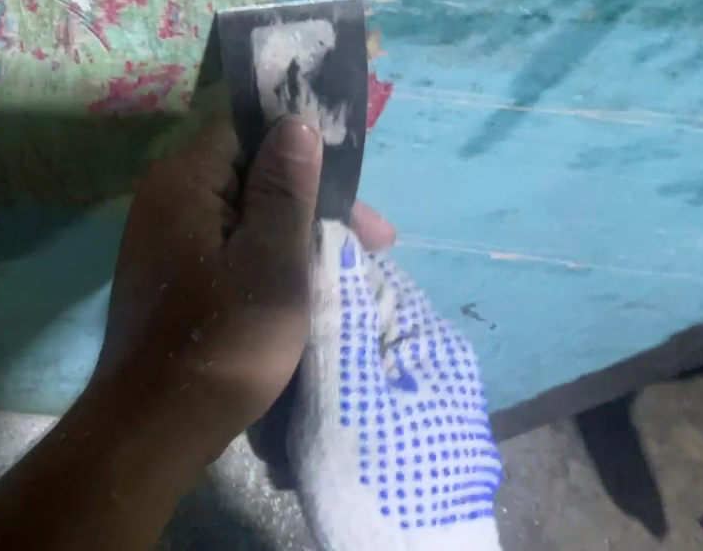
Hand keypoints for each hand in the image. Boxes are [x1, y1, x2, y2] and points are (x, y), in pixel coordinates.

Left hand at [92, 115, 323, 452]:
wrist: (155, 420)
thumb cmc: (224, 337)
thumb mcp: (271, 258)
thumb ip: (284, 187)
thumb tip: (297, 122)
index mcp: (183, 179)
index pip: (244, 131)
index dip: (300, 147)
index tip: (349, 186)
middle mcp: (165, 194)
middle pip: (246, 172)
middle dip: (307, 199)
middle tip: (373, 240)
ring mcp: (162, 234)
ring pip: (240, 211)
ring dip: (292, 230)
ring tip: (348, 264)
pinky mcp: (168, 269)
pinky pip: (224, 242)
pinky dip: (264, 253)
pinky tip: (303, 280)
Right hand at [290, 210, 501, 549]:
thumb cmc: (377, 473)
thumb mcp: (344, 385)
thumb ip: (336, 307)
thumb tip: (330, 228)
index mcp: (425, 332)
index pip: (358, 268)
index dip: (310, 279)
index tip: (272, 309)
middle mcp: (430, 352)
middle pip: (348, 313)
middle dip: (304, 342)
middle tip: (273, 386)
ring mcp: (422, 391)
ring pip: (343, 355)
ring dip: (306, 381)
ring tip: (280, 427)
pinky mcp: (409, 424)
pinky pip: (353, 392)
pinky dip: (323, 410)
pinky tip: (300, 443)